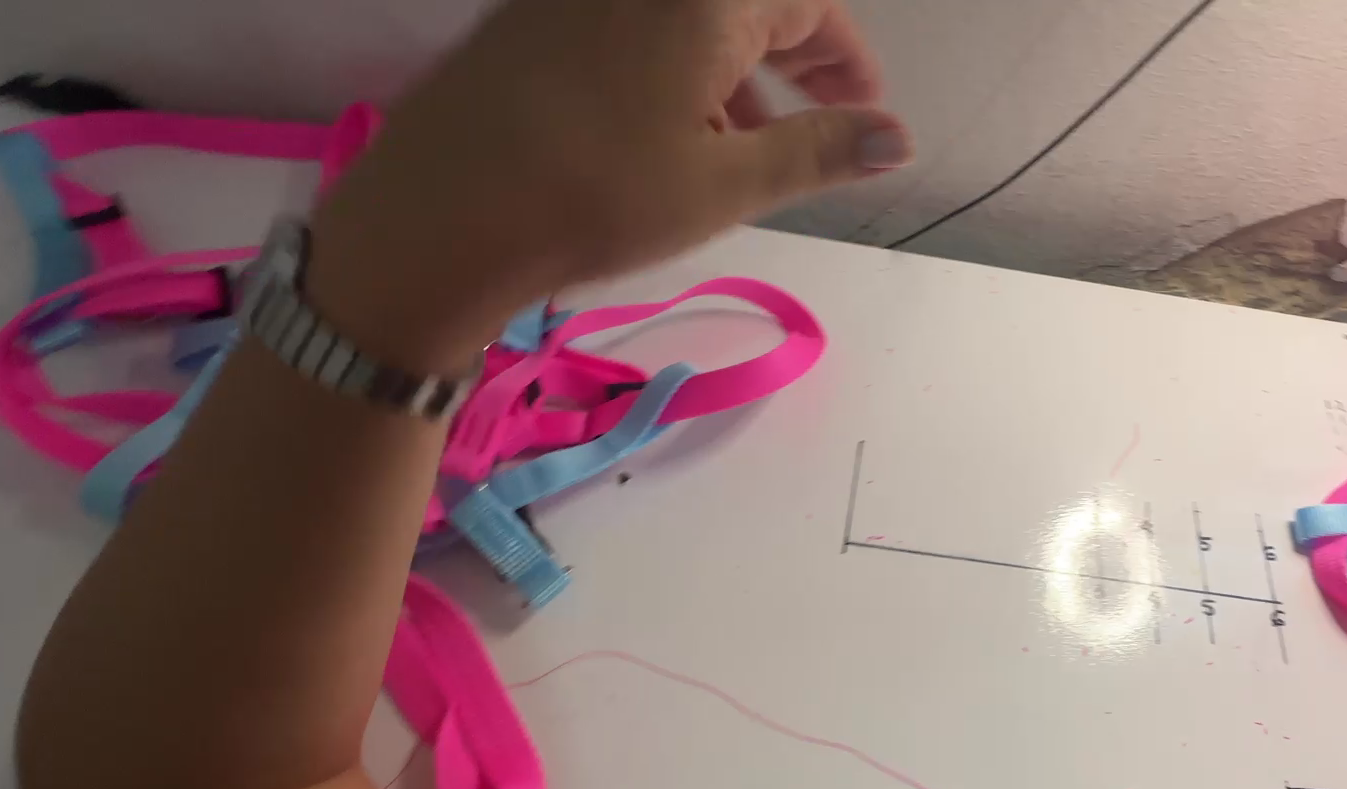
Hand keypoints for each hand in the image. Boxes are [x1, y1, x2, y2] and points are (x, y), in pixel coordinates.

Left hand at [307, 0, 909, 367]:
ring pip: (695, 19)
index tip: (869, 114)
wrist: (448, 210)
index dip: (847, 59)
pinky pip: (643, 28)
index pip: (805, 5)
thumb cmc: (604, 198)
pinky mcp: (545, 17)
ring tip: (759, 144)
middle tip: (829, 121)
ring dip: (743, 72)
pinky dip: (685, 72)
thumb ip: (819, 152)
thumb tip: (898, 140)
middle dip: (801, 61)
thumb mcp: (728, 184)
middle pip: (750, 3)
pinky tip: (685, 132)